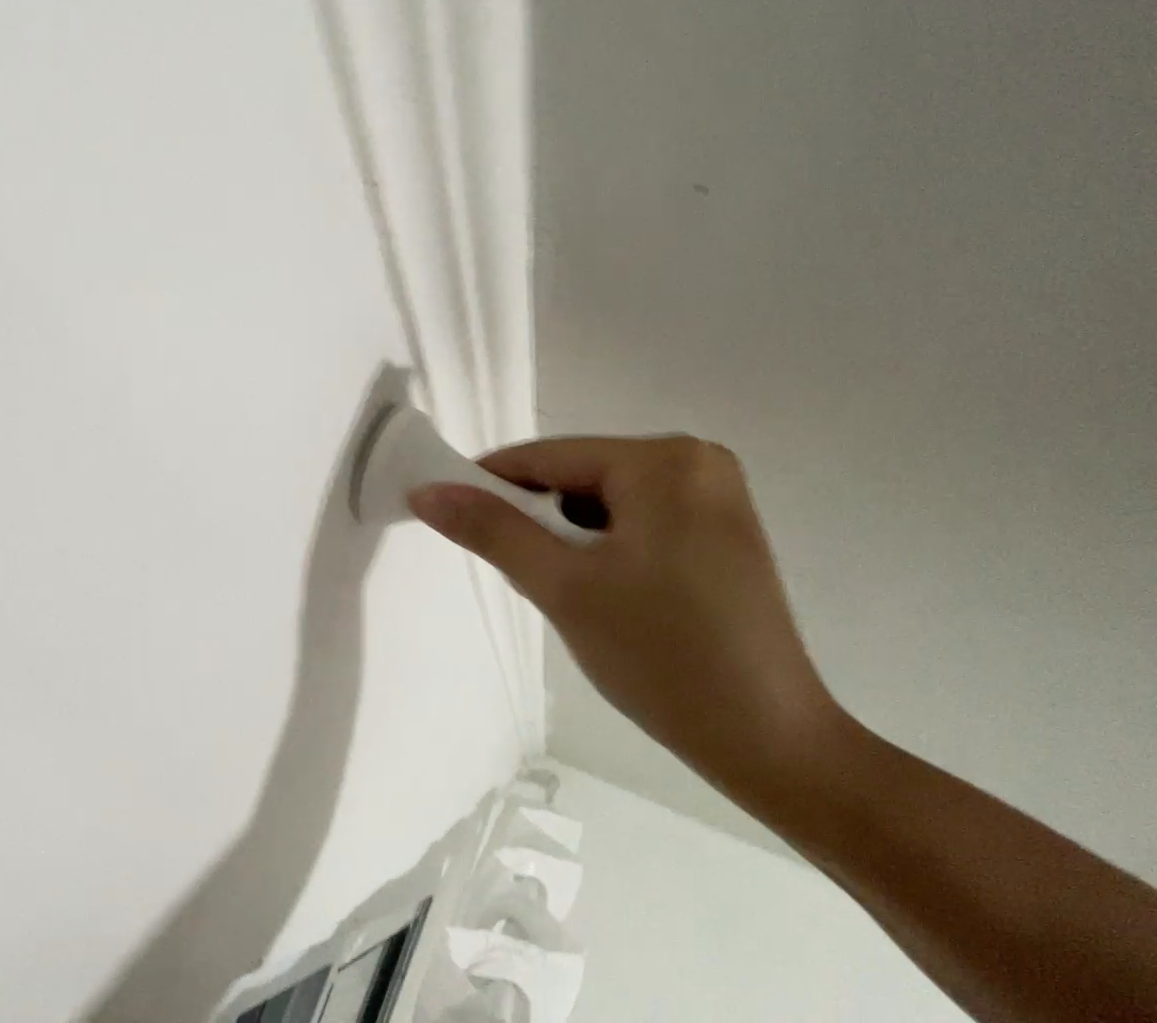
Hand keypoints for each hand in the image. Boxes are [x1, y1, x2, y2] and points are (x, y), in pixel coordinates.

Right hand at [408, 436, 847, 792]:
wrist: (767, 737)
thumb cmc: (660, 654)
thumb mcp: (562, 586)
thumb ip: (491, 530)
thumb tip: (426, 491)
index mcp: (664, 461)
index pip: (546, 457)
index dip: (487, 486)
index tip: (444, 519)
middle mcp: (697, 461)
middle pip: (576, 477)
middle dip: (535, 522)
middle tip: (522, 577)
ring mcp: (715, 497)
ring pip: (602, 503)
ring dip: (566, 540)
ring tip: (568, 596)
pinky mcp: (720, 533)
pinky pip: (635, 522)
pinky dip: (601, 550)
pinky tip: (604, 597)